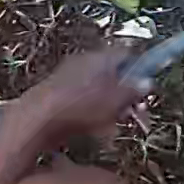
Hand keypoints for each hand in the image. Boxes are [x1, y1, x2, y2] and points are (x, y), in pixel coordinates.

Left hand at [0, 47, 147, 149]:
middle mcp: (82, 61)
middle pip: (111, 73)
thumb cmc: (81, 107)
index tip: (146, 88)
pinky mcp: (55, 94)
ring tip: (111, 126)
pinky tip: (92, 130)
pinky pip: (81, 100)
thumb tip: (147, 83)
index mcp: (99, 57)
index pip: (126, 54)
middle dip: (123, 94)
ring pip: (97, 89)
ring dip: (108, 107)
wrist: (37, 119)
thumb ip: (132, 90)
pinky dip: (90, 113)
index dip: (139, 69)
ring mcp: (67, 76)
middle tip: (132, 112)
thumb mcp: (115, 101)